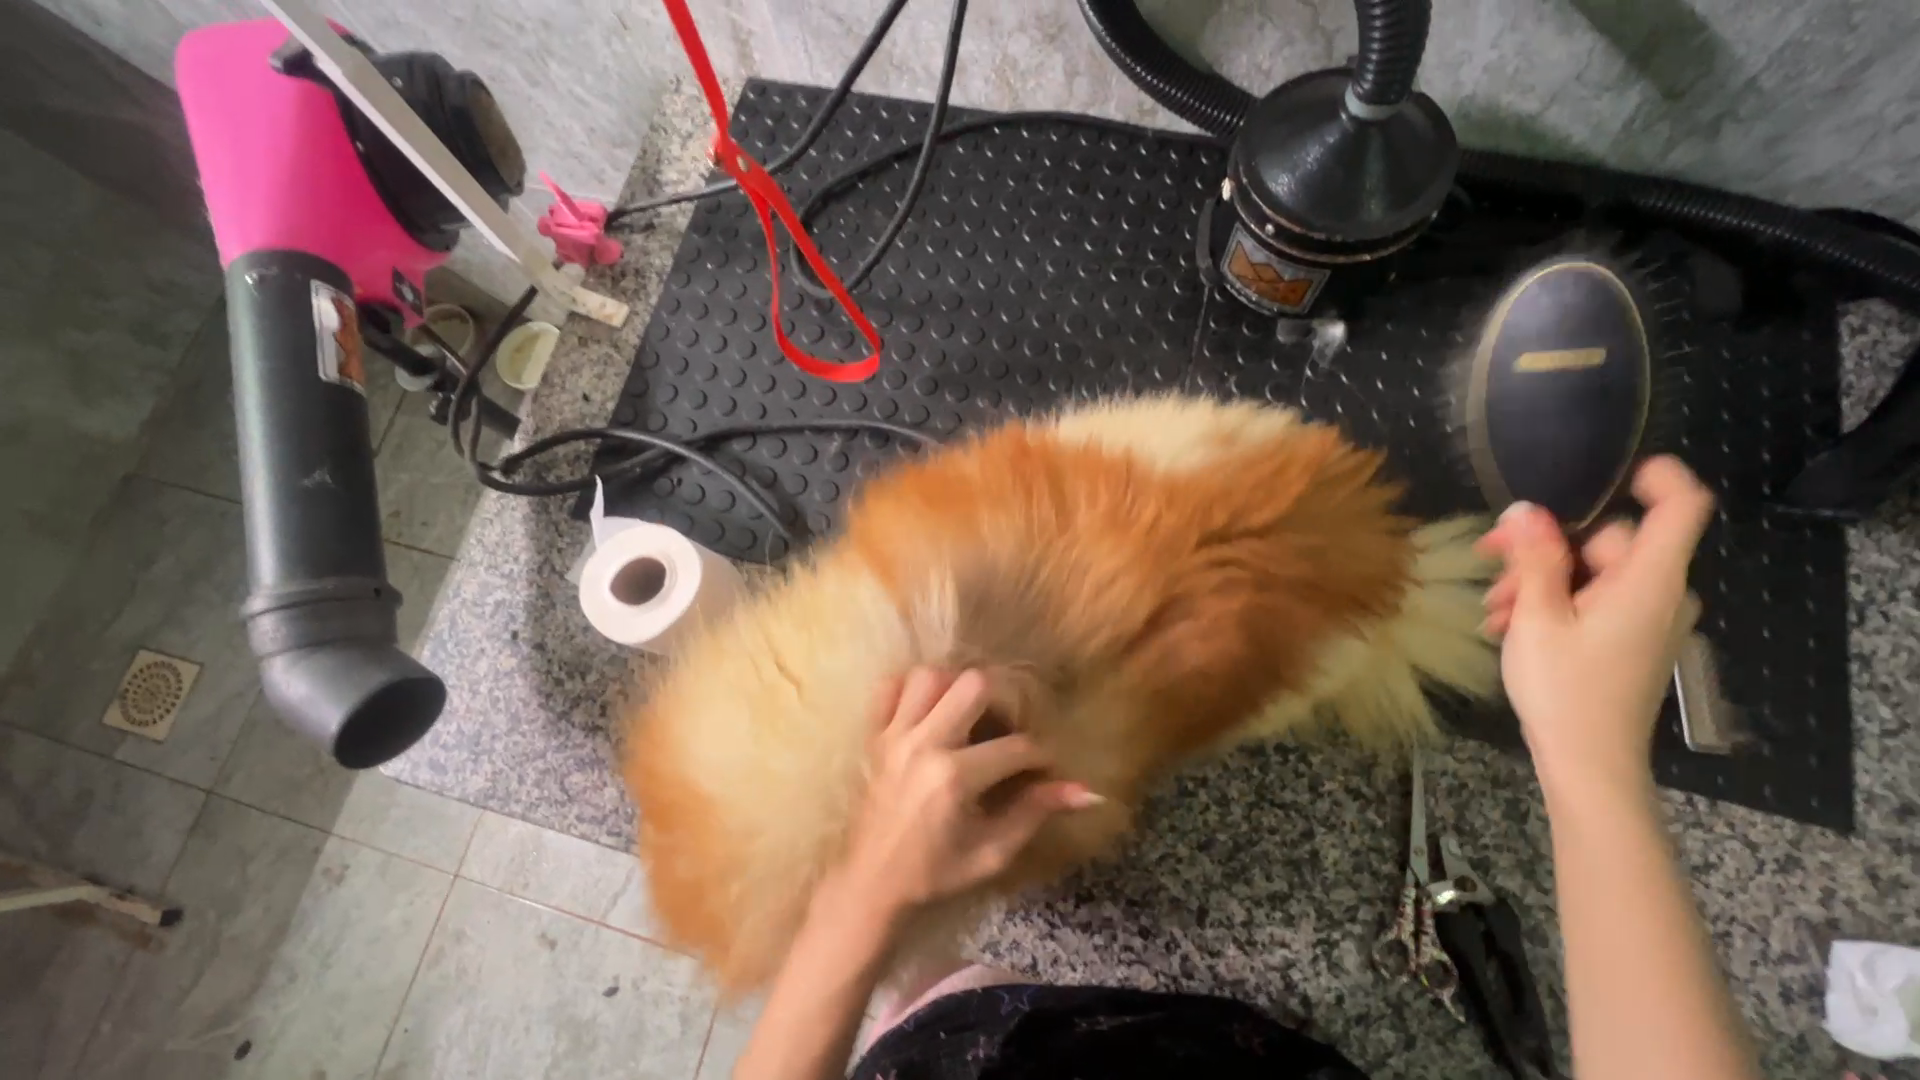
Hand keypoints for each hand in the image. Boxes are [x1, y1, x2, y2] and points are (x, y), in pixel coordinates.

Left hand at [834, 668, 1100, 920]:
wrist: (871, 883)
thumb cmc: (935, 872)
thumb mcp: (992, 852)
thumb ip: (1036, 812)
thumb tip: (1088, 792)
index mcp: (955, 778)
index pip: (1016, 746)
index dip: (1041, 755)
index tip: (1045, 767)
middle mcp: (924, 745)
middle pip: (973, 684)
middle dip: (1003, 699)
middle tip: (1008, 723)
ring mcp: (894, 736)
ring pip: (929, 676)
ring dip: (954, 687)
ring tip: (968, 712)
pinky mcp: (873, 735)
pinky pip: (888, 687)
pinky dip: (910, 689)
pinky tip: (928, 708)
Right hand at [1477, 457, 1714, 800]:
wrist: (1588, 761)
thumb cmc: (1564, 687)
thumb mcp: (1536, 617)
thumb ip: (1534, 558)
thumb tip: (1524, 510)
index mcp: (1648, 582)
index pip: (1681, 508)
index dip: (1658, 477)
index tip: (1615, 468)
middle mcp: (1659, 593)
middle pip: (1609, 541)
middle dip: (1544, 548)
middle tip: (1491, 566)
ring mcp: (1647, 618)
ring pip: (1592, 572)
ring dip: (1539, 581)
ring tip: (1495, 611)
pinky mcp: (1630, 639)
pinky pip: (1594, 599)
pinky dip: (1554, 603)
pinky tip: (1513, 625)